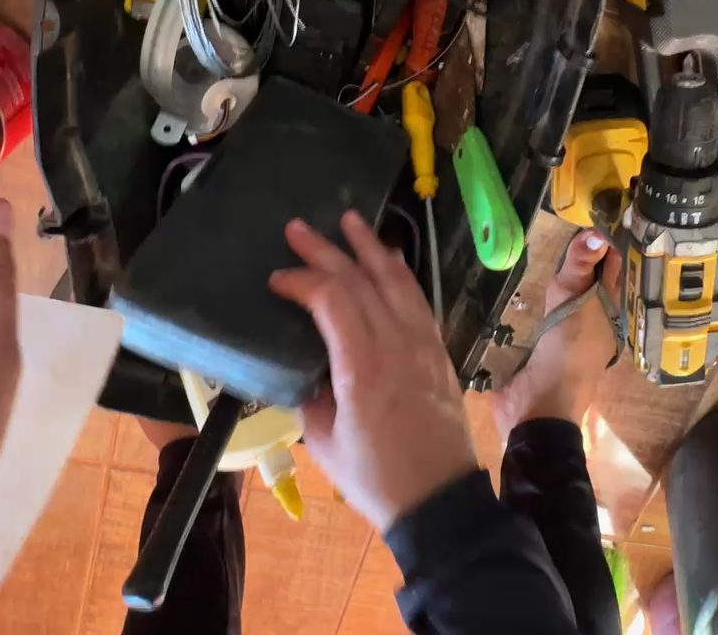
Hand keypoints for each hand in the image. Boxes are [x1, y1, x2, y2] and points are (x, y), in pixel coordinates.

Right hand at [270, 211, 477, 530]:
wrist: (440, 499)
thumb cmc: (375, 477)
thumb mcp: (325, 441)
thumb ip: (312, 394)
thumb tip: (305, 366)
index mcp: (362, 365)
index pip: (331, 300)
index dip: (301, 281)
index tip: (277, 279)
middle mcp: (395, 342)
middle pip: (360, 280)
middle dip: (325, 250)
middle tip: (298, 227)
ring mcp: (422, 340)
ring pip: (394, 278)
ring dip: (368, 246)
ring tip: (348, 219)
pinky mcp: (437, 347)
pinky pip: (416, 296)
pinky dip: (398, 270)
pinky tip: (387, 257)